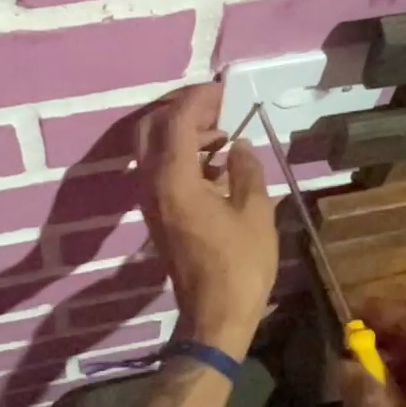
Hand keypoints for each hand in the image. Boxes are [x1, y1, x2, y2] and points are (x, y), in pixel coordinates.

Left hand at [136, 85, 277, 359]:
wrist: (213, 316)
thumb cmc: (239, 265)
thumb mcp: (255, 212)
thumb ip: (246, 170)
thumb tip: (239, 145)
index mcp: (174, 179)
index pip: (177, 120)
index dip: (199, 99)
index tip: (224, 90)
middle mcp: (151, 183)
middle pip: (152, 128)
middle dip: (181, 110)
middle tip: (216, 105)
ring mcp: (149, 200)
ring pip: (153, 149)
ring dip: (181, 132)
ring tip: (222, 130)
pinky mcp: (156, 213)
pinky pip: (159, 169)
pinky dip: (180, 154)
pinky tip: (214, 160)